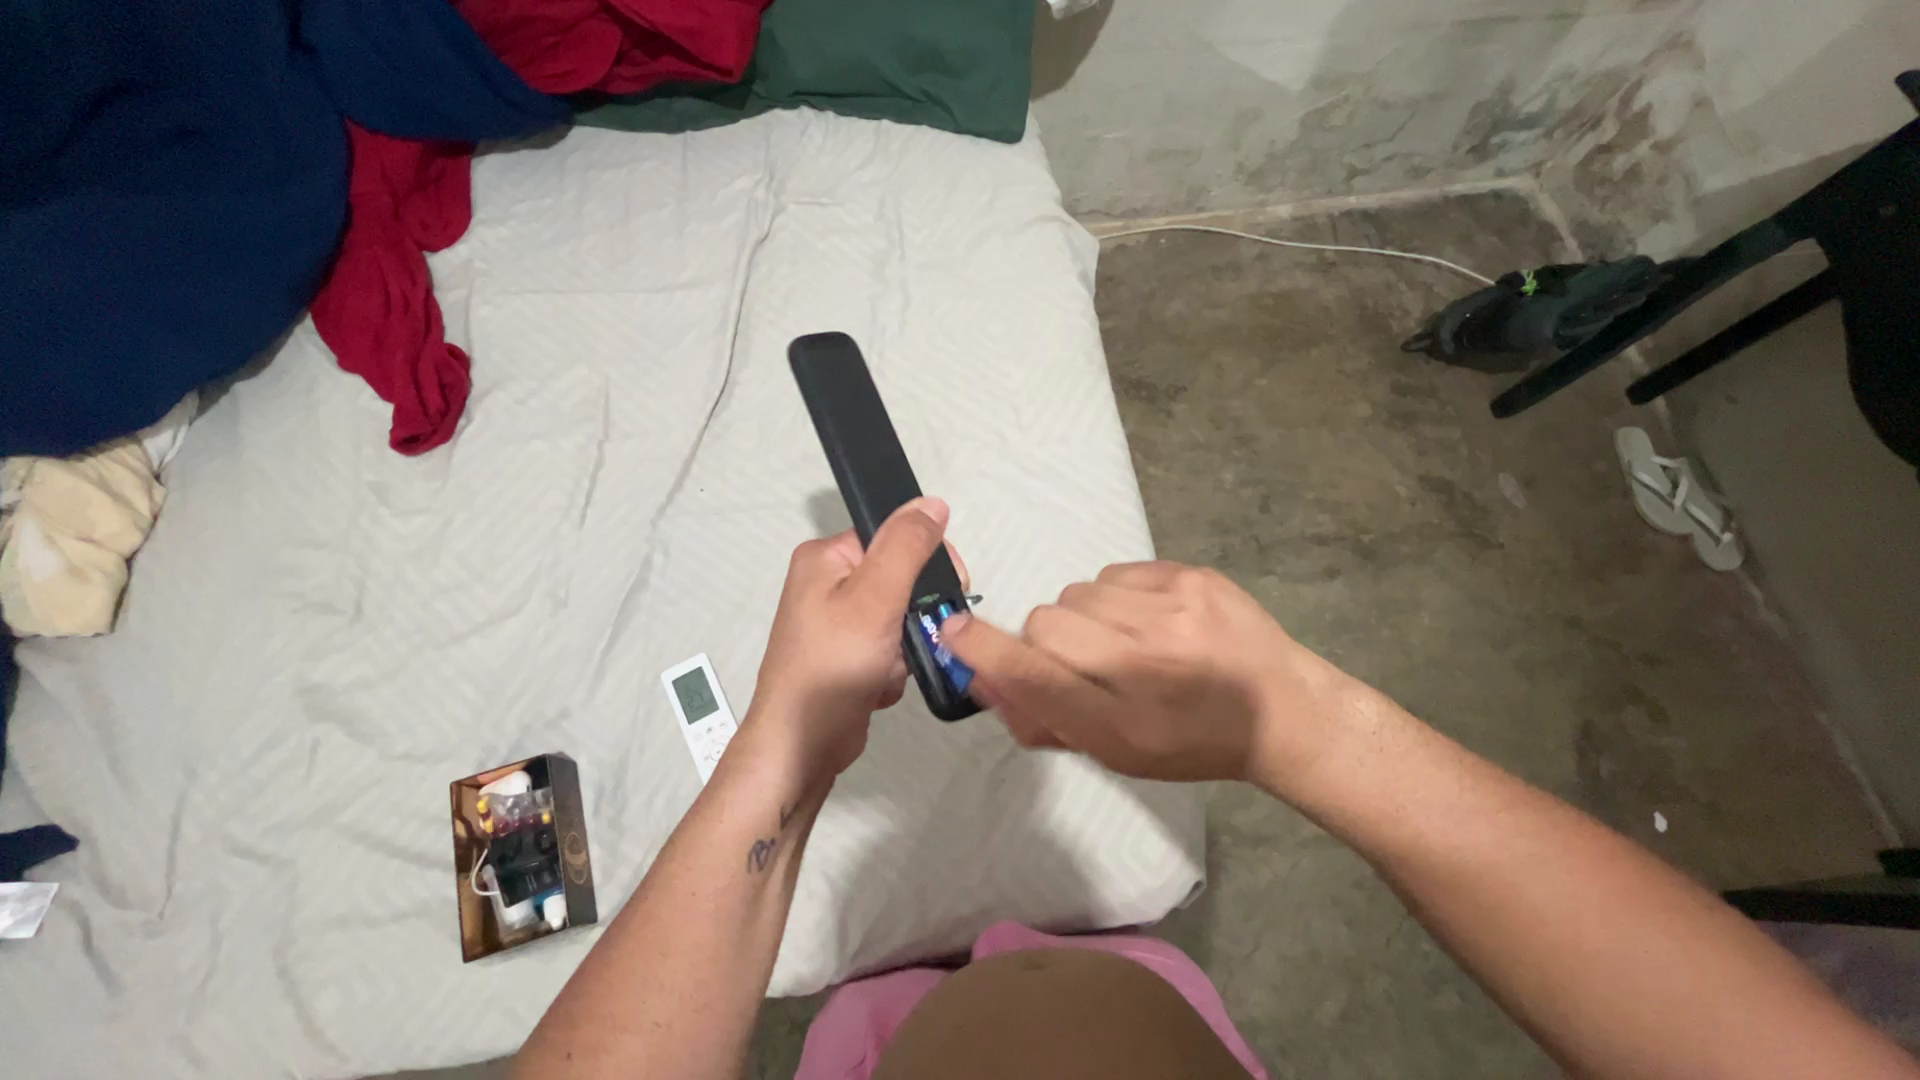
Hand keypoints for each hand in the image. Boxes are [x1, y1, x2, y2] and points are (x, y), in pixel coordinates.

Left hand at [746, 497, 957, 790]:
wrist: (802, 746)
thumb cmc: (834, 665)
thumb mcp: (875, 597)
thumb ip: (907, 547)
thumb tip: (933, 502)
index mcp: (825, 558)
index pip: (891, 537)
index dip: (925, 559)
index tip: (950, 587)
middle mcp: (826, 584)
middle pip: (899, 579)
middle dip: (914, 614)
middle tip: (913, 638)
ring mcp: (835, 624)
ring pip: (899, 619)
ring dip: (905, 647)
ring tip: (888, 669)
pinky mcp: (845, 658)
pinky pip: (888, 650)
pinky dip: (893, 669)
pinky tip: (878, 687)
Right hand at [942, 561, 1364, 786]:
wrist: (1283, 709)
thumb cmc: (1191, 743)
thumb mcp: (1118, 754)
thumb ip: (1048, 719)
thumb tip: (986, 682)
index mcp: (1125, 720)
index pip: (1035, 676)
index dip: (986, 653)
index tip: (953, 632)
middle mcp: (1144, 661)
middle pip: (1046, 622)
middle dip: (1048, 641)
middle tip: (1082, 660)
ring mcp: (1172, 610)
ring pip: (1077, 593)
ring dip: (1084, 617)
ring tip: (1125, 640)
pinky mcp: (1190, 576)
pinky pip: (1113, 575)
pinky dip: (1116, 597)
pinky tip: (1151, 619)